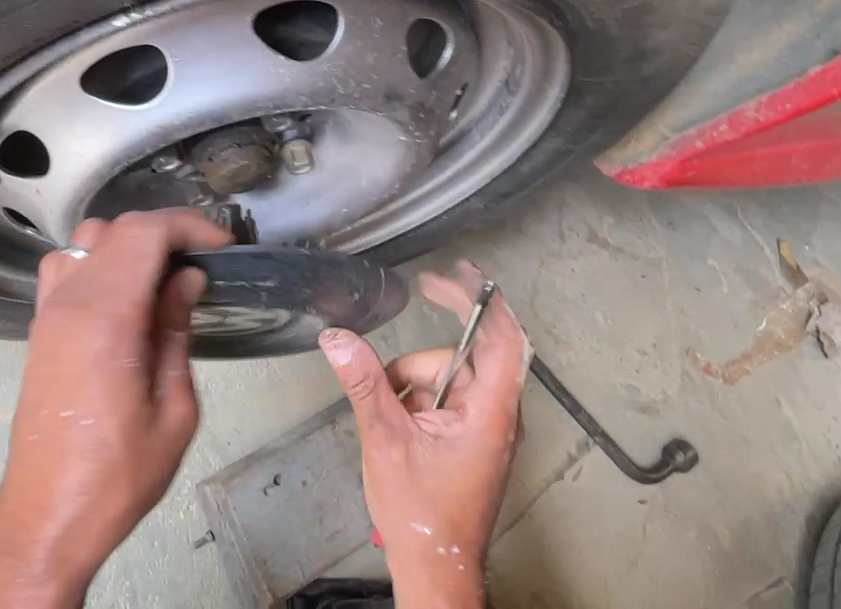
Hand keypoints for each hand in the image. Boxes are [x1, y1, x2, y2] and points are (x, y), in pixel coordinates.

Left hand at [0, 209, 230, 608]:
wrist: (47, 514)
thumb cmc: (118, 474)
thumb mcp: (173, 409)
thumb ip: (175, 332)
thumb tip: (185, 279)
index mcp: (106, 317)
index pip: (145, 234)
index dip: (188, 226)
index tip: (223, 246)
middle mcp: (70, 300)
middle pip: (117, 229)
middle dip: (166, 230)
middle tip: (203, 259)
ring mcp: (48, 311)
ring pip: (87, 239)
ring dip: (130, 241)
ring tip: (166, 273)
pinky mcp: (40, 327)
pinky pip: (66, 265)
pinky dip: (100, 259)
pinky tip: (126, 292)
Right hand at [318, 262, 529, 608]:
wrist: (434, 566)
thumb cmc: (421, 512)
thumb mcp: (384, 439)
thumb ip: (364, 382)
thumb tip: (337, 338)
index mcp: (490, 413)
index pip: (503, 340)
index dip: (483, 301)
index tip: (456, 274)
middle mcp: (497, 415)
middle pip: (464, 358)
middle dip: (421, 362)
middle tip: (392, 370)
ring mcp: (485, 428)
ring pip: (449, 378)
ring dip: (413, 384)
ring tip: (391, 419)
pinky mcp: (472, 439)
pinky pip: (444, 399)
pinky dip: (417, 400)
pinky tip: (400, 424)